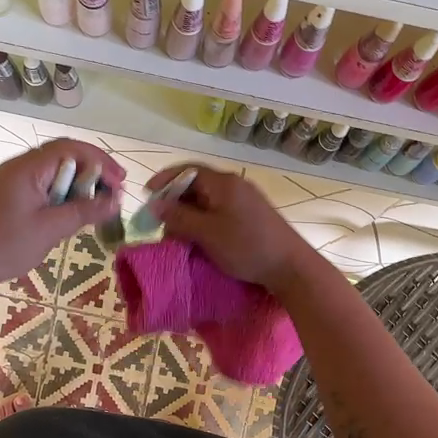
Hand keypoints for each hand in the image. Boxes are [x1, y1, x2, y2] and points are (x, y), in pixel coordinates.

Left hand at [0, 140, 123, 286]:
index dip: (100, 162)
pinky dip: (62, 193)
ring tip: (99, 201)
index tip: (121, 182)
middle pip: (63, 155)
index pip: (70, 149)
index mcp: (27, 168)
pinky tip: (75, 209)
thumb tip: (115, 200)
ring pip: (53, 170)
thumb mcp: (50, 229)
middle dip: (92, 170)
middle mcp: (18, 166)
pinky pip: (42, 184)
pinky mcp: (9, 194)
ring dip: (78, 183)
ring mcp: (11, 180)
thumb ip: (84, 211)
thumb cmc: (6, 246)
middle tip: (115, 190)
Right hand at [147, 165, 318, 292]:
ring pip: (208, 201)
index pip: (187, 171)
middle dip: (175, 203)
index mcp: (223, 183)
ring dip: (188, 216)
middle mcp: (235, 186)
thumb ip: (180, 217)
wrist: (291, 266)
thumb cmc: (247, 247)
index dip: (165, 181)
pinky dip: (203, 222)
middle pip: (196, 186)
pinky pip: (219, 212)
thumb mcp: (208, 233)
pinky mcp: (251, 217)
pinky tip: (198, 240)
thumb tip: (156, 205)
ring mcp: (245, 201)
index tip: (146, 195)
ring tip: (177, 236)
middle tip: (160, 223)